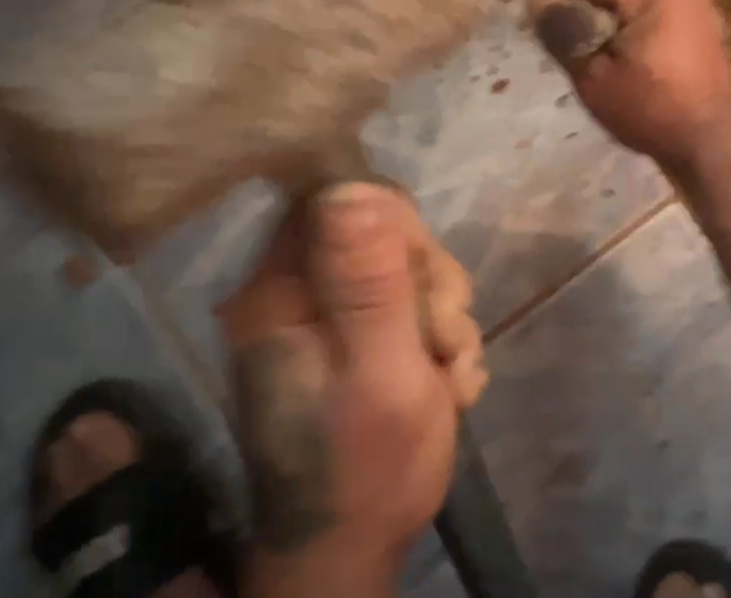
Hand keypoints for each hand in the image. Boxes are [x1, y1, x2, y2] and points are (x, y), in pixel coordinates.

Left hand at [218, 183, 480, 593]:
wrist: (359, 544)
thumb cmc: (364, 467)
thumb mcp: (378, 373)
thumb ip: (369, 284)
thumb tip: (354, 186)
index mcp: (282, 293)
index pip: (339, 202)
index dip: (396, 230)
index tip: (422, 282)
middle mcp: (302, 293)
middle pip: (386, 231)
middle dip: (431, 281)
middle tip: (439, 339)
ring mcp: (335, 315)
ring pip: (413, 267)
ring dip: (447, 315)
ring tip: (446, 372)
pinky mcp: (365, 335)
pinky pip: (421, 302)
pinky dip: (446, 337)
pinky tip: (448, 380)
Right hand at [540, 0, 730, 173]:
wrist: (709, 145)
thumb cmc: (648, 109)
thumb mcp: (593, 77)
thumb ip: (564, 34)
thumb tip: (537, 0)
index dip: (568, 1)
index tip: (558, 36)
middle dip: (597, 9)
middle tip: (581, 47)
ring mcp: (701, 9)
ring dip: (621, 19)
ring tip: (606, 56)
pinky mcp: (709, 30)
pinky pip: (666, 15)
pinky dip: (646, 28)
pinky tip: (638, 61)